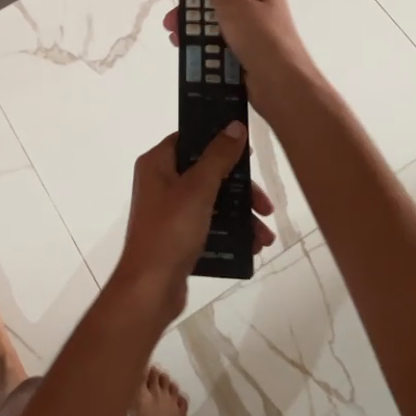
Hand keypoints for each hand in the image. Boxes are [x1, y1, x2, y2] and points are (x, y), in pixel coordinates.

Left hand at [114, 126, 275, 321]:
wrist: (150, 289)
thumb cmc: (171, 231)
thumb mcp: (198, 189)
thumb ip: (218, 157)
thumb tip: (235, 125)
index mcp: (157, 164)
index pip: (189, 139)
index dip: (218, 141)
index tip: (248, 150)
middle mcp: (160, 183)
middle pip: (207, 173)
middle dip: (240, 189)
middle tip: (265, 205)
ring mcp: (169, 212)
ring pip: (212, 202)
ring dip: (241, 215)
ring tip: (265, 235)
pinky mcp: (178, 237)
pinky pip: (209, 225)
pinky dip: (230, 232)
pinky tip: (253, 247)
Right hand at [163, 0, 320, 107]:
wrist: (282, 88)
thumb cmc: (261, 38)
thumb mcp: (233, 2)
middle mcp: (257, 11)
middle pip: (216, 3)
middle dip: (192, 10)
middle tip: (172, 19)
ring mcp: (249, 37)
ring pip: (213, 27)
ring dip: (193, 31)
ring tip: (176, 37)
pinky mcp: (241, 59)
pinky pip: (216, 48)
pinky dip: (201, 49)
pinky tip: (186, 52)